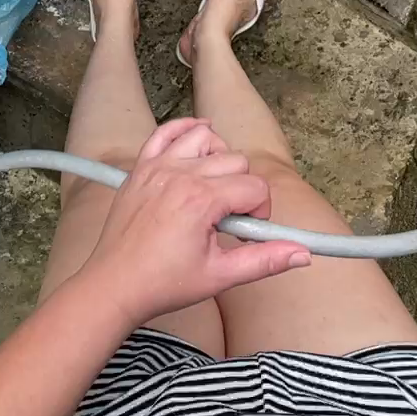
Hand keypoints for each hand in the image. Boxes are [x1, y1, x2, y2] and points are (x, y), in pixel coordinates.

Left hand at [73, 118, 310, 328]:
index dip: (260, 210)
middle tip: (228, 219)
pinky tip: (196, 139)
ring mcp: (158, 166)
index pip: (254, 186)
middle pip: (235, 160)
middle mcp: (180, 174)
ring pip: (205, 138)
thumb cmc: (164, 283)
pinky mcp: (141, 167)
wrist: (113, 286)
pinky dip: (184, 130)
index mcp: (201, 200)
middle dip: (241, 187)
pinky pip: (165, 132)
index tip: (246, 232)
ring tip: (213, 188)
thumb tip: (303, 254)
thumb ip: (264, 260)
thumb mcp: (220, 276)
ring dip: (218, 158)